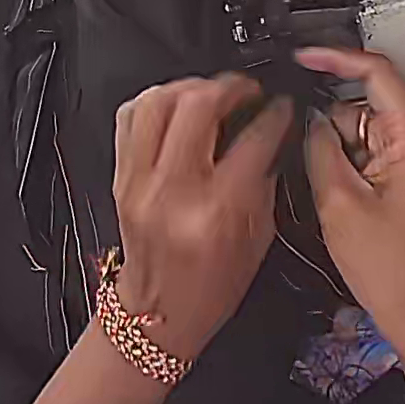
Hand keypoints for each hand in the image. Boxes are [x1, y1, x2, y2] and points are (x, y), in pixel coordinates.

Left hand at [112, 74, 293, 361]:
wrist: (156, 317)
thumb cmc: (209, 288)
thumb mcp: (259, 238)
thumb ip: (265, 180)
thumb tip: (271, 134)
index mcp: (216, 213)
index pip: (253, 140)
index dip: (275, 114)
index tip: (283, 107)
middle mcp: (173, 192)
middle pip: (198, 106)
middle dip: (231, 86)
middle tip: (248, 90)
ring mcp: (139, 182)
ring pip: (158, 102)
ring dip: (192, 87)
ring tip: (213, 93)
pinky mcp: (121, 178)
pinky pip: (130, 117)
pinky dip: (156, 101)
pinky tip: (176, 107)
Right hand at [298, 47, 404, 345]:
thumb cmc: (395, 269)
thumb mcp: (339, 202)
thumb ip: (318, 146)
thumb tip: (308, 117)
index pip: (376, 72)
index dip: (334, 59)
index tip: (304, 57)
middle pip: (366, 102)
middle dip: (332, 124)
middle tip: (314, 157)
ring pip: (365, 127)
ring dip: (340, 149)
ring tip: (336, 192)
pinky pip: (372, 149)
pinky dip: (350, 163)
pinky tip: (344, 195)